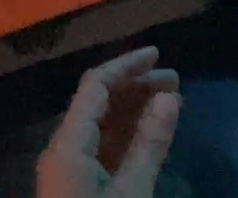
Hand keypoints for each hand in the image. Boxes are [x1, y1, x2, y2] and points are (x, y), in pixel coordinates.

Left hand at [37, 47, 181, 197]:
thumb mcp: (130, 194)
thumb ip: (148, 144)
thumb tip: (168, 96)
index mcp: (67, 144)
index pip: (96, 84)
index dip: (127, 65)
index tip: (158, 55)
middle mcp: (63, 149)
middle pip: (99, 102)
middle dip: (136, 87)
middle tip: (175, 82)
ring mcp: (68, 171)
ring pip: (102, 127)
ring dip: (135, 111)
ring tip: (171, 104)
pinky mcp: (76, 189)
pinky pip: (102, 150)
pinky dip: (128, 137)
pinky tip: (152, 135)